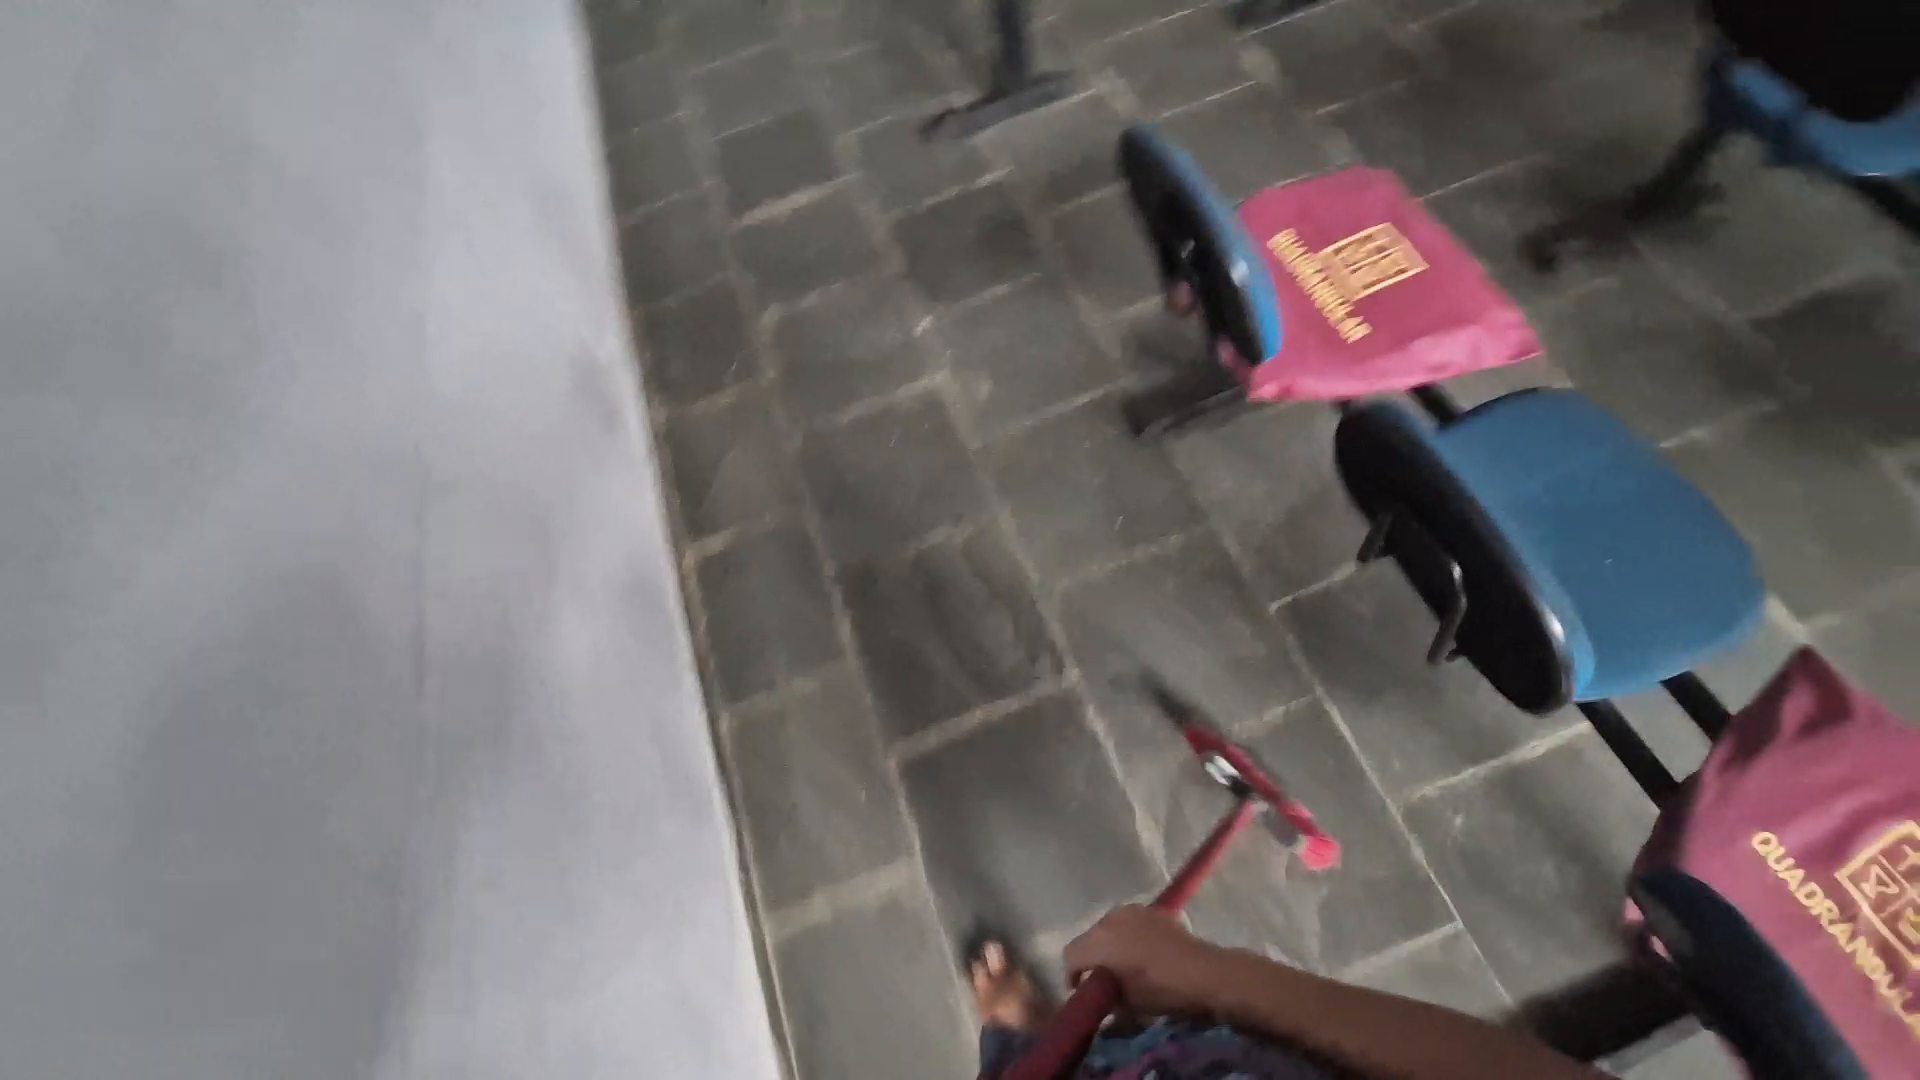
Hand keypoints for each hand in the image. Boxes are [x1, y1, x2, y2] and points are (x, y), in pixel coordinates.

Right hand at [1062, 905, 1229, 1017]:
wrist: (1201, 971)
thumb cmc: (1160, 990)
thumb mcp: (1128, 1004)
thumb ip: (1107, 1000)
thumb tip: (1103, 1001)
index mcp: (1098, 942)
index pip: (1071, 956)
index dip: (1071, 976)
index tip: (1081, 991)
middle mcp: (1109, 919)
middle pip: (1089, 939)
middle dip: (1092, 958)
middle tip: (1104, 979)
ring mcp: (1130, 909)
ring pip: (1108, 927)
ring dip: (1110, 944)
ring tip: (1124, 963)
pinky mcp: (1149, 909)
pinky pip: (1129, 922)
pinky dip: (1128, 935)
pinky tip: (1143, 951)